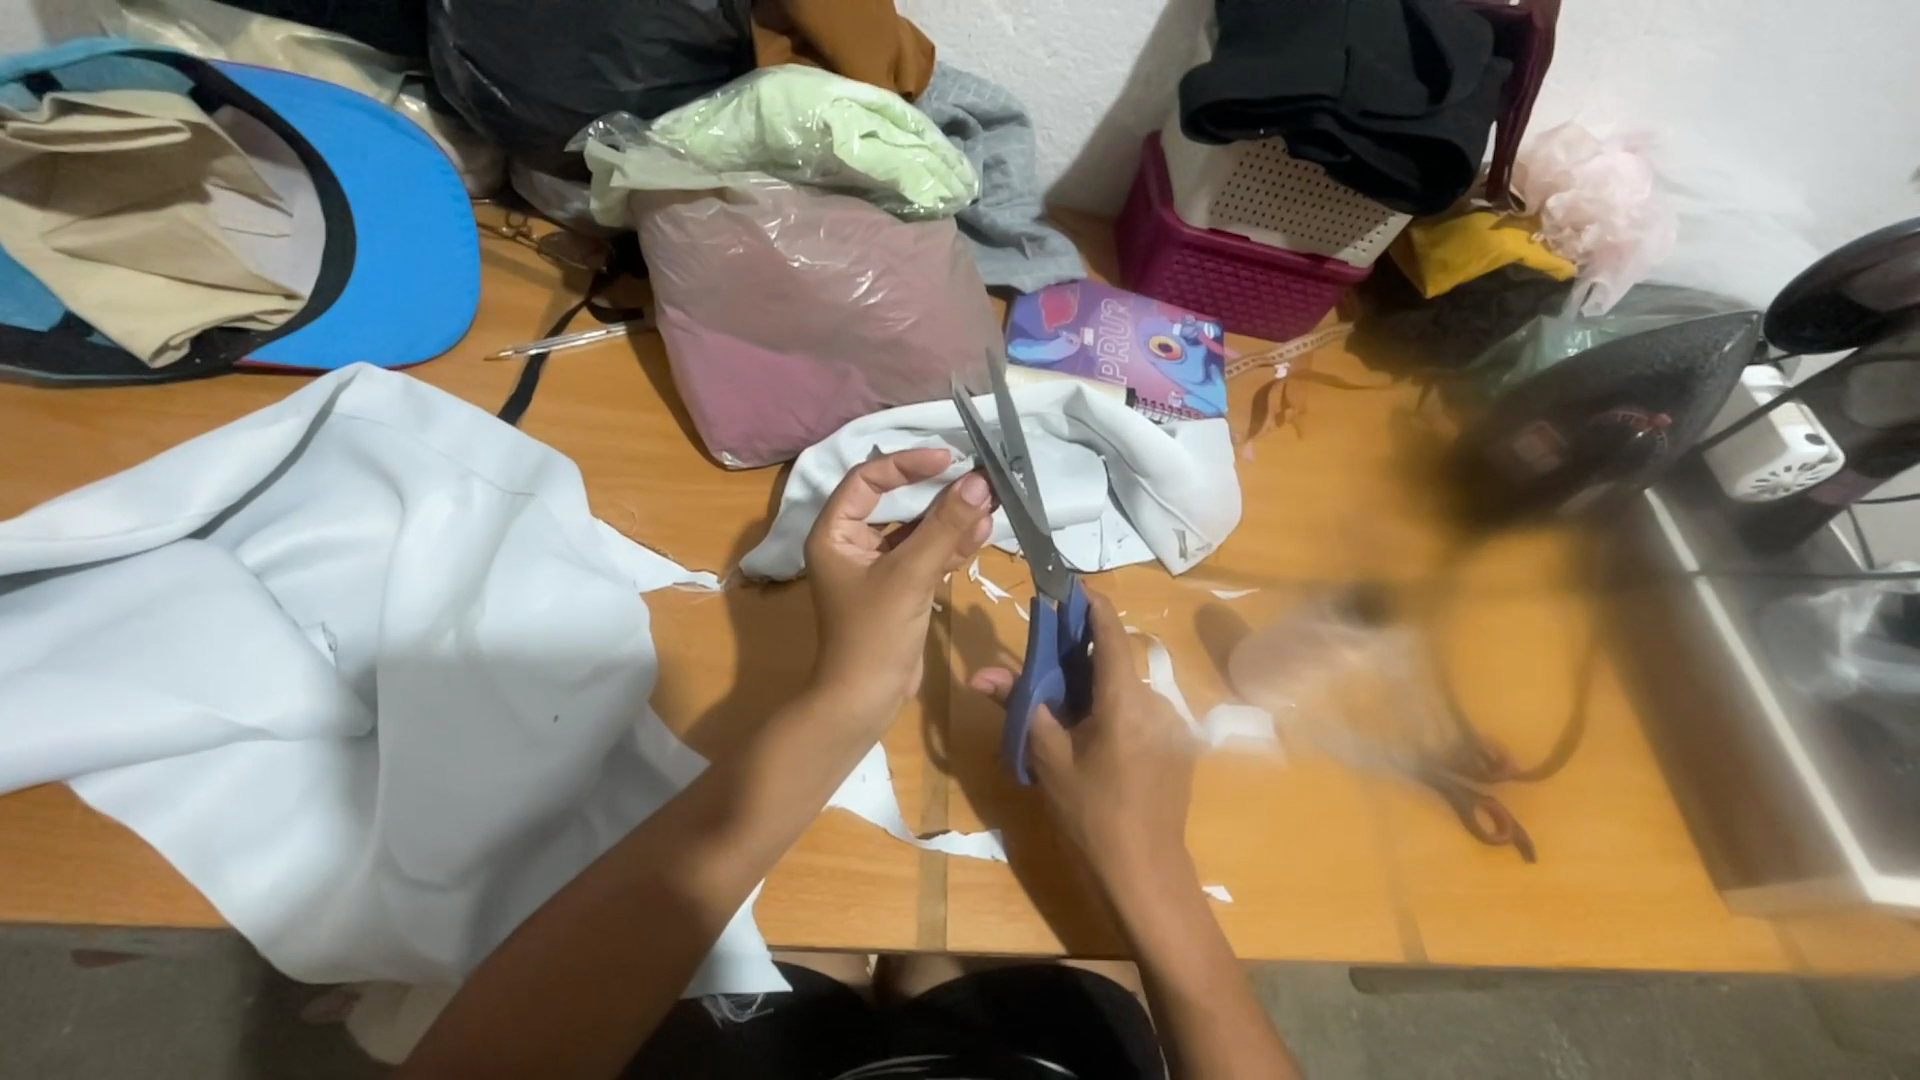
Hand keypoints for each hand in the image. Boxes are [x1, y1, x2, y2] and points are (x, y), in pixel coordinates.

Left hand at [805, 448, 994, 732]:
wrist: (866, 700)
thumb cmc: (874, 633)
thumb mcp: (910, 574)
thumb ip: (944, 527)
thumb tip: (979, 482)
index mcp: (835, 533)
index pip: (867, 480)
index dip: (906, 464)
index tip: (947, 458)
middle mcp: (852, 543)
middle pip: (897, 502)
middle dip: (938, 492)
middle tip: (978, 479)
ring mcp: (878, 566)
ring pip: (918, 530)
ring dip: (952, 519)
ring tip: (990, 504)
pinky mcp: (901, 587)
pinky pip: (927, 554)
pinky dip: (952, 545)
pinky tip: (982, 532)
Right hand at [970, 590, 1199, 892]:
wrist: (1146, 873)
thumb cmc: (1092, 815)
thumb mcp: (1049, 760)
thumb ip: (1022, 708)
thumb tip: (980, 675)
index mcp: (1125, 701)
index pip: (1111, 634)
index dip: (1092, 606)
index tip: (1070, 589)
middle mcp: (1156, 703)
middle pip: (1116, 663)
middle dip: (1083, 655)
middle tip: (1048, 664)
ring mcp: (1171, 725)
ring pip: (1127, 689)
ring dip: (1098, 687)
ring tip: (1067, 712)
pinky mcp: (1177, 746)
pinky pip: (1140, 712)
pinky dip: (1115, 710)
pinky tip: (1096, 741)